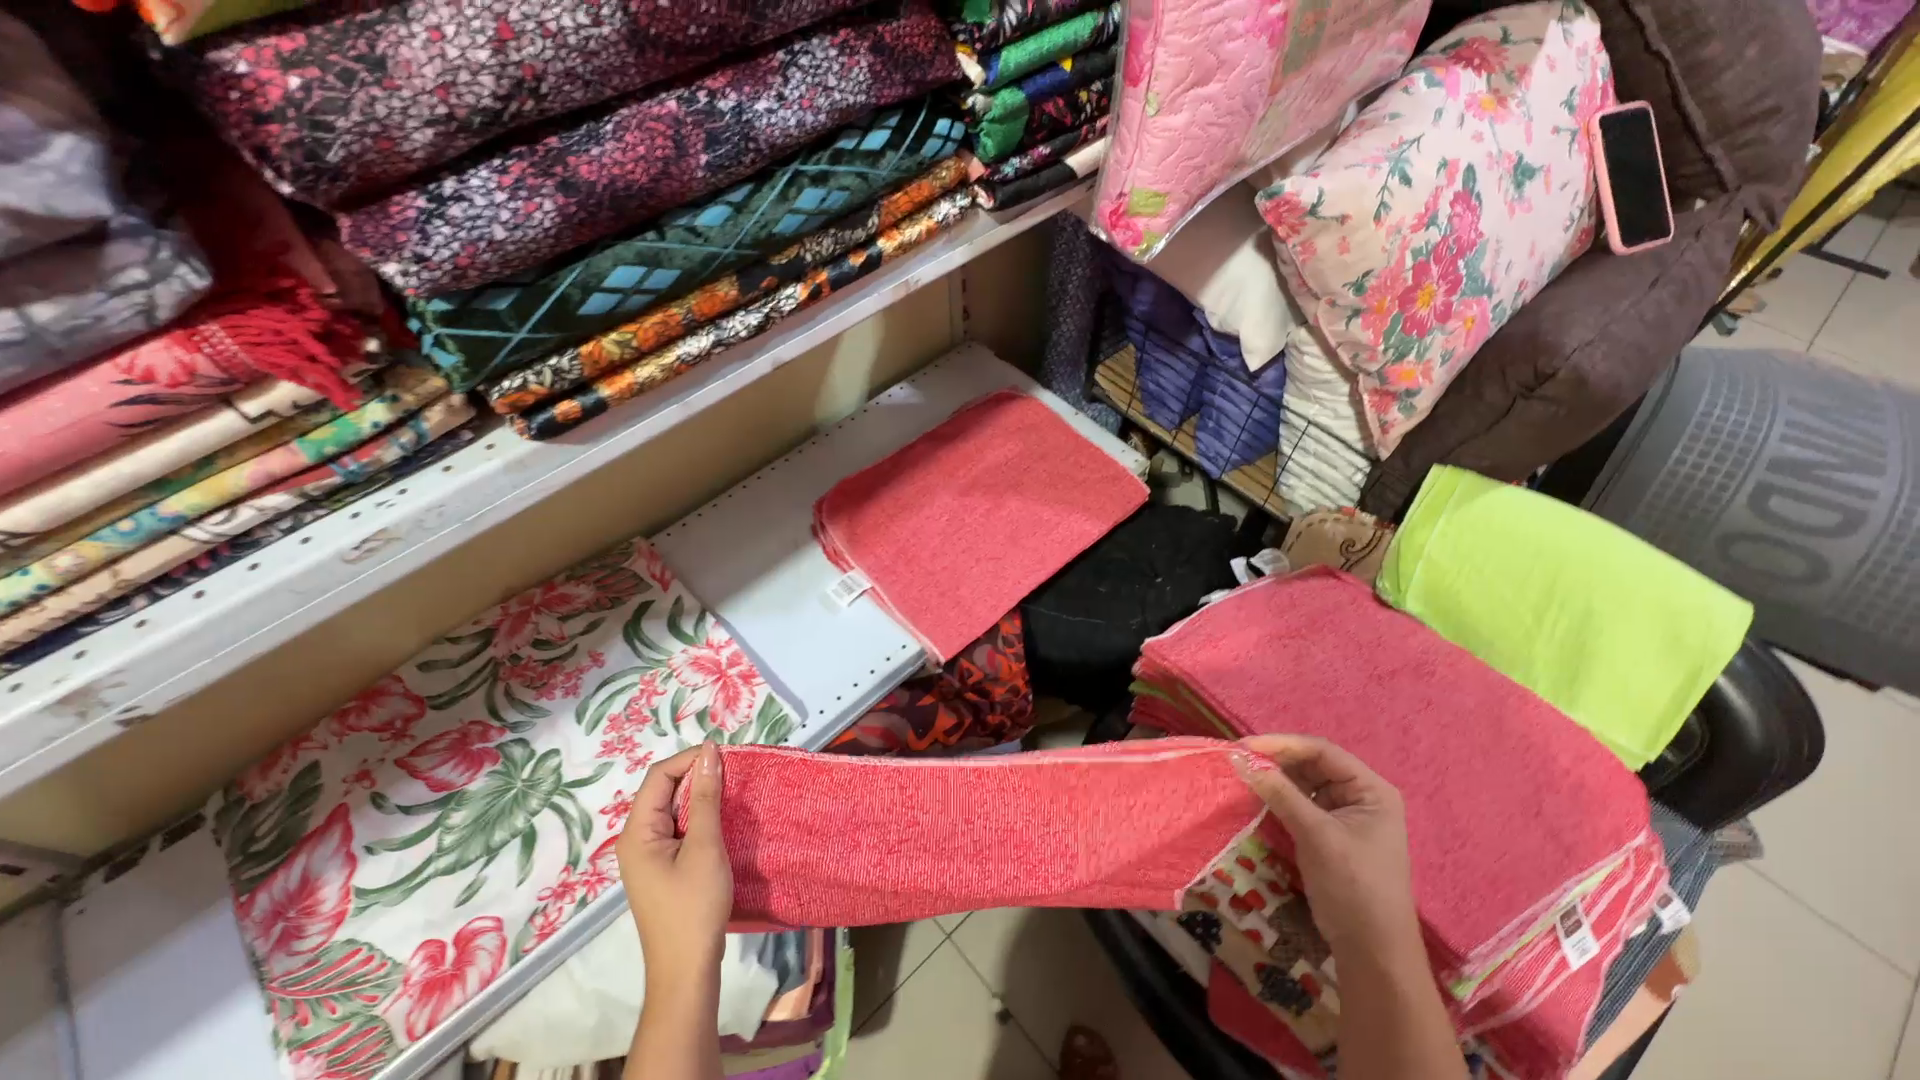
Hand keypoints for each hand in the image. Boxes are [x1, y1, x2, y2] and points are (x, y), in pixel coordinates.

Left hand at [618, 743, 731, 979]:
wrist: (686, 968)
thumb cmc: (694, 906)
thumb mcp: (705, 847)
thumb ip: (707, 797)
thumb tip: (710, 753)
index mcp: (637, 832)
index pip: (659, 776)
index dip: (690, 759)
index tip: (726, 755)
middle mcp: (636, 839)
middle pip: (663, 790)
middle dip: (697, 775)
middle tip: (734, 772)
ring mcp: (648, 856)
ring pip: (673, 810)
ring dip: (701, 797)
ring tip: (732, 792)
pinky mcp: (662, 868)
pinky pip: (678, 830)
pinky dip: (699, 818)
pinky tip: (722, 820)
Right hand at [1232, 735, 1421, 960]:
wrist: (1372, 950)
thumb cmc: (1353, 886)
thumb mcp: (1316, 835)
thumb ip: (1280, 794)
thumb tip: (1241, 760)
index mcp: (1371, 790)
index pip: (1322, 752)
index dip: (1282, 745)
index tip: (1244, 746)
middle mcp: (1360, 797)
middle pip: (1312, 766)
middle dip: (1276, 762)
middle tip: (1238, 760)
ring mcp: (1345, 817)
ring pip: (1304, 786)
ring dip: (1275, 781)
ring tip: (1241, 776)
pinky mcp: (1330, 836)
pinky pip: (1301, 807)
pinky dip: (1278, 801)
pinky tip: (1256, 799)